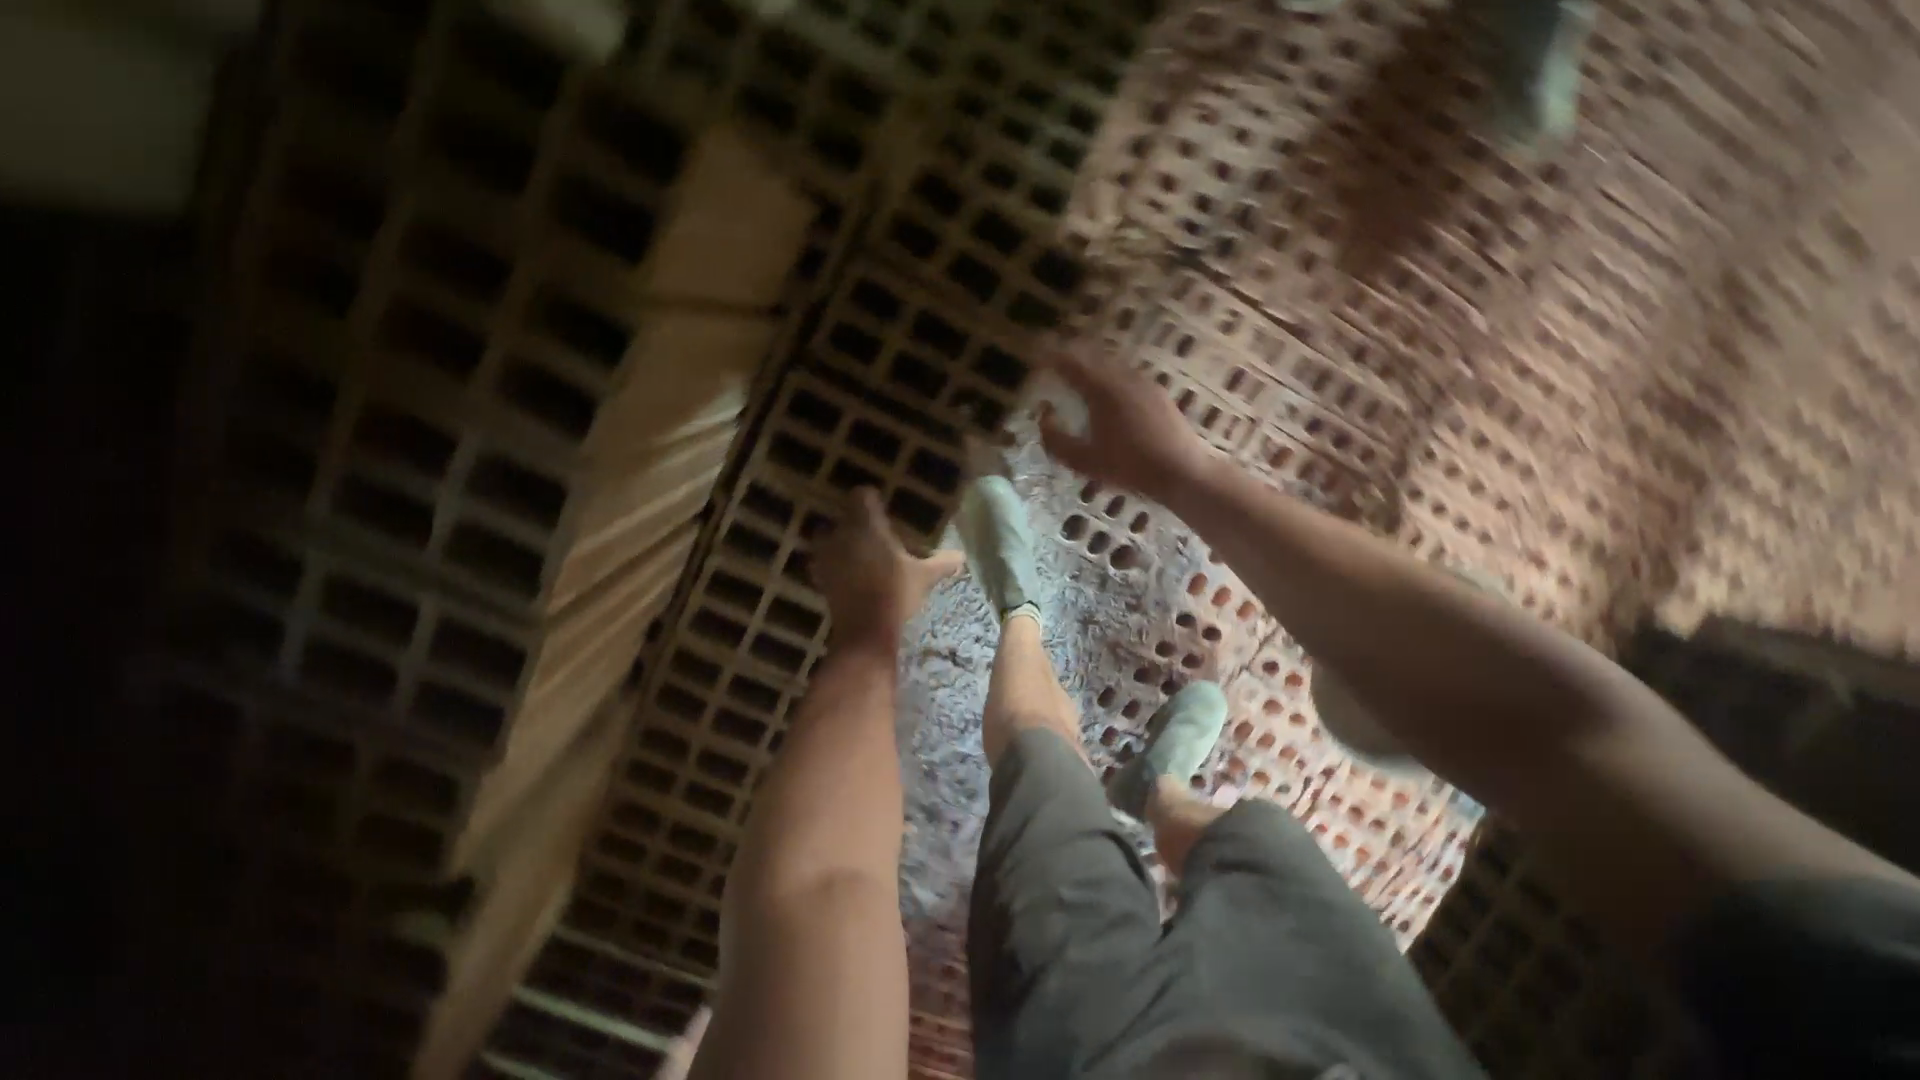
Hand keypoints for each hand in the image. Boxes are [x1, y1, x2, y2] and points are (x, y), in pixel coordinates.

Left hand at [811, 488, 964, 648]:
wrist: (866, 630)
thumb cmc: (896, 593)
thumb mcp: (924, 577)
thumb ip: (941, 562)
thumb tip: (961, 556)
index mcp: (866, 524)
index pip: (862, 495)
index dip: (871, 500)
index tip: (881, 510)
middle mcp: (842, 533)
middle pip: (842, 516)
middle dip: (853, 522)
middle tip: (872, 534)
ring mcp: (826, 555)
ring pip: (827, 537)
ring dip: (838, 542)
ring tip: (857, 554)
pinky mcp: (819, 576)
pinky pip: (823, 562)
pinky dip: (832, 564)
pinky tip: (846, 575)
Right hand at [1038, 347, 1214, 498]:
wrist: (1182, 471)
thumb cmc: (1130, 467)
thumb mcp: (1084, 461)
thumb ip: (1056, 440)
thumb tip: (1043, 416)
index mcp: (1101, 390)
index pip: (1070, 363)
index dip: (1051, 359)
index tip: (1039, 359)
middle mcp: (1122, 378)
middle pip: (1092, 358)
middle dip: (1072, 359)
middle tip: (1056, 365)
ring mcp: (1144, 383)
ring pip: (1112, 365)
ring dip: (1093, 367)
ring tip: (1081, 378)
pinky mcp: (1158, 393)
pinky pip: (1128, 376)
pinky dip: (1112, 377)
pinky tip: (1112, 394)